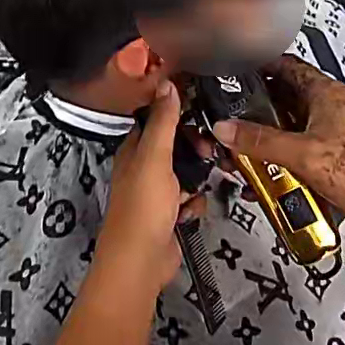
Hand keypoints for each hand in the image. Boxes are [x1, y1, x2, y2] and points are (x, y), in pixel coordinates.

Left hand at [96, 81, 199, 296]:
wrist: (141, 261)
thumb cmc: (143, 207)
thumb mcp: (155, 157)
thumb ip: (163, 120)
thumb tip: (166, 82)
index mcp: (134, 150)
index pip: (156, 119)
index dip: (177, 112)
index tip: (202, 110)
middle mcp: (143, 167)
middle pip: (176, 145)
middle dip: (195, 148)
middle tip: (209, 152)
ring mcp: (157, 192)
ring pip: (186, 172)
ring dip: (197, 177)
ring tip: (202, 183)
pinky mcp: (170, 213)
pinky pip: (190, 198)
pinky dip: (194, 202)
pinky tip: (191, 210)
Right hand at [210, 56, 344, 232]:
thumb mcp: (305, 155)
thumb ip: (262, 142)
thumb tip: (228, 129)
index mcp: (325, 94)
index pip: (285, 66)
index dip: (257, 67)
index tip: (233, 75)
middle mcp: (329, 110)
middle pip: (281, 103)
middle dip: (254, 118)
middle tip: (233, 129)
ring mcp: (331, 135)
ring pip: (288, 132)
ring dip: (266, 147)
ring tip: (247, 162)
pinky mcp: (333, 159)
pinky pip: (299, 156)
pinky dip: (282, 167)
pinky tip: (272, 184)